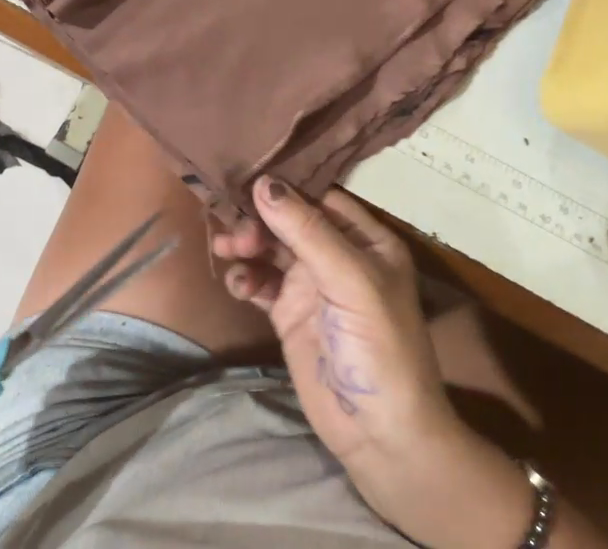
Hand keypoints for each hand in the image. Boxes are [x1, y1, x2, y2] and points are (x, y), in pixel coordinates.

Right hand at [216, 180, 535, 547]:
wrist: (378, 431)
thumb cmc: (379, 347)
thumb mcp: (351, 281)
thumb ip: (306, 232)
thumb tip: (264, 183)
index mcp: (367, 240)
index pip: (320, 198)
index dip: (285, 188)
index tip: (245, 176)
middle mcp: (338, 256)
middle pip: (289, 221)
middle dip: (259, 220)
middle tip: (235, 232)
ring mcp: (311, 286)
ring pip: (270, 249)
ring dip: (246, 245)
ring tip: (229, 251)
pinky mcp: (288, 314)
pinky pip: (260, 283)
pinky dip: (246, 278)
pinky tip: (240, 286)